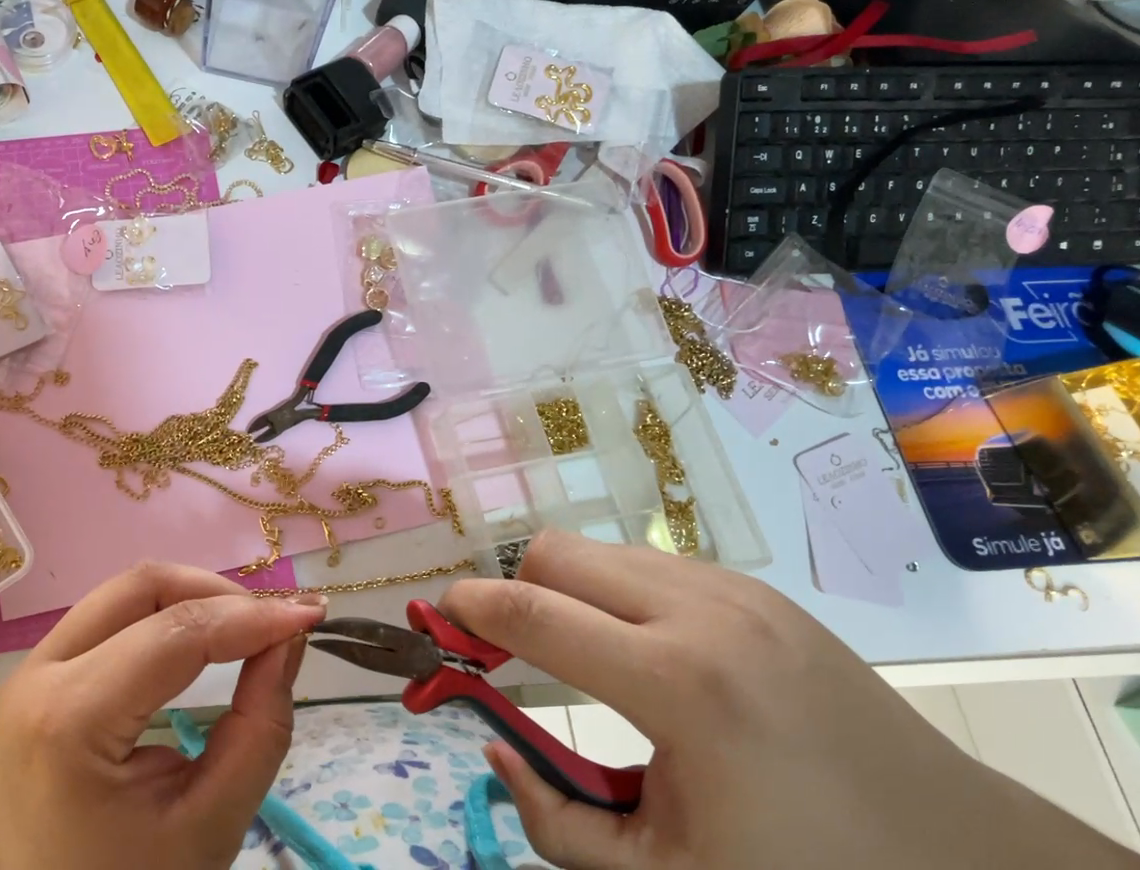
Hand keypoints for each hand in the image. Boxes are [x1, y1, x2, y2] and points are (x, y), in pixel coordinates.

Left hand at [0, 562, 326, 869]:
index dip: (249, 617)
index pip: (174, 634)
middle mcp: (36, 676)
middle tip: (273, 622)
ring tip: (245, 630)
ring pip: (118, 597)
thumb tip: (289, 639)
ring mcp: (27, 674)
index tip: (310, 616)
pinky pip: (102, 623)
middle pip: (137, 589)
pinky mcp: (32, 680)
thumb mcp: (208, 825)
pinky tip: (198, 641)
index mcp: (69, 718)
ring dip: (187, 601)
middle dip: (215, 593)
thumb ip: (259, 728)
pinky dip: (157, 619)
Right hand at [441, 531, 1136, 869]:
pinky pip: (650, 566)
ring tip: (576, 656)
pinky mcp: (758, 591)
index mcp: (676, 684)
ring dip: (565, 592)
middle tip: (504, 649)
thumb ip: (551, 819)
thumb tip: (494, 743)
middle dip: (512, 591)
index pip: (532, 612)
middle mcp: (700, 612)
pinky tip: (640, 654)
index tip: (437, 621)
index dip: (469, 609)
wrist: (956, 852)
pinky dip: (615, 596)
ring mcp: (736, 591)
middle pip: (556, 553)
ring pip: (601, 553)